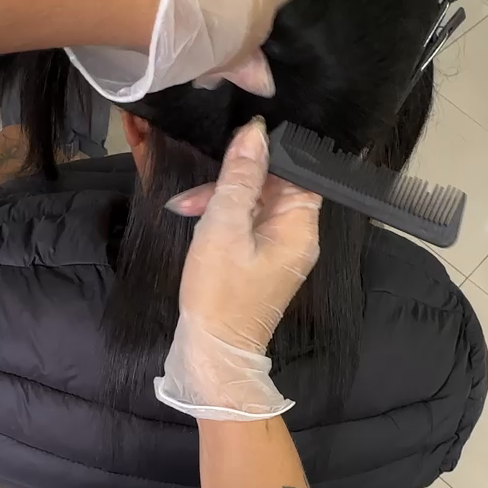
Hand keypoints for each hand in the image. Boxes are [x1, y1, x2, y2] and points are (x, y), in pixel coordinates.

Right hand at [154, 119, 322, 419]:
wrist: (212, 354)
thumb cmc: (220, 295)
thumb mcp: (224, 228)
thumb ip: (239, 178)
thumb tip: (255, 134)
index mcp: (300, 228)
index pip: (299, 172)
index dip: (269, 155)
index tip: (236, 145)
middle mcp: (296, 239)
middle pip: (274, 187)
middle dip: (235, 180)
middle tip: (198, 187)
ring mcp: (277, 253)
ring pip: (254, 206)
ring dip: (221, 200)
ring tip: (186, 207)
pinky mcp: (258, 265)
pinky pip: (245, 228)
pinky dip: (222, 222)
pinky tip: (195, 220)